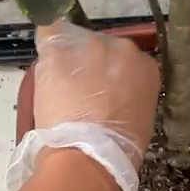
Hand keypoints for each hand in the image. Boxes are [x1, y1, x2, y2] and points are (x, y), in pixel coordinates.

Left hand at [32, 22, 158, 165]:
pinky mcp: (59, 51)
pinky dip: (47, 41)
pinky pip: (50, 34)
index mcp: (145, 68)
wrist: (88, 156)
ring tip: (59, 89)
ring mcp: (89, 46)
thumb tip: (115, 98)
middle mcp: (122, 49)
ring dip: (68, 62)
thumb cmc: (117, 152)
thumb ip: (129, 99)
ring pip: (76, 44)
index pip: (126, 63)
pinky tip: (44, 58)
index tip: (103, 95)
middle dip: (90, 68)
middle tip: (79, 95)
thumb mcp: (139, 122)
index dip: (111, 78)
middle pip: (101, 49)